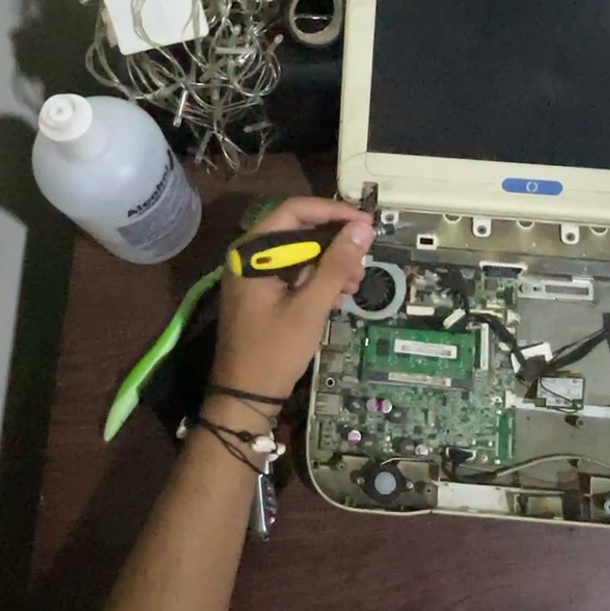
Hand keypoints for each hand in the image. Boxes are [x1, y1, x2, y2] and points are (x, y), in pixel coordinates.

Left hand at [212, 198, 374, 413]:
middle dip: (336, 243)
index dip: (333, 212)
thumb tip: (363, 228)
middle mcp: (250, 255)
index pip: (295, 211)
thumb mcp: (310, 307)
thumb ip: (336, 264)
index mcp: (252, 252)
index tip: (365, 223)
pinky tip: (340, 295)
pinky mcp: (263, 292)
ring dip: (331, 262)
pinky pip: (296, 272)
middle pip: (300, 230)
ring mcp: (256, 274)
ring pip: (302, 251)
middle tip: (364, 260)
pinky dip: (320, 278)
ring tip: (355, 283)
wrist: (244, 398)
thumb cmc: (273, 351)